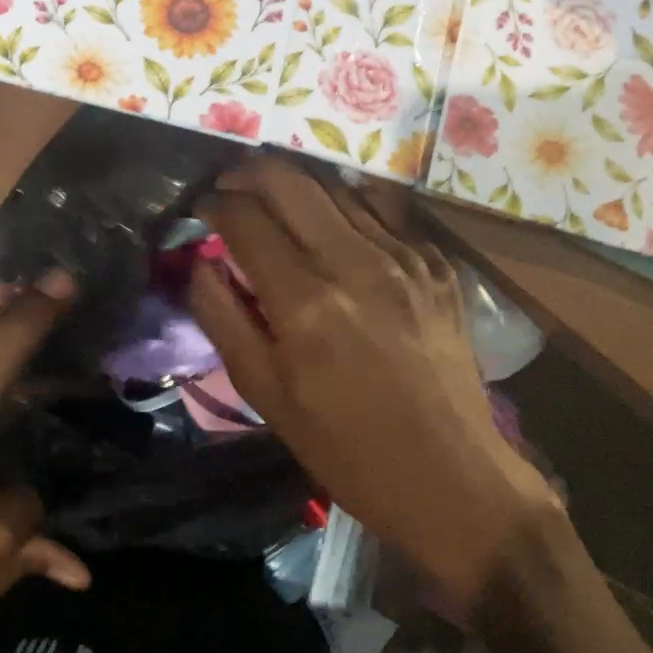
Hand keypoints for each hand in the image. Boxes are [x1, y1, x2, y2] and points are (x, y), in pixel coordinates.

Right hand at [185, 155, 554, 610]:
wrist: (454, 478)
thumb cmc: (343, 445)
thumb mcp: (262, 391)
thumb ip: (221, 316)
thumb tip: (199, 261)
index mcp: (306, 302)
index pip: (245, 218)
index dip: (213, 203)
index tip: (199, 206)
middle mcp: (356, 264)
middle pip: (290, 181)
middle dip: (247, 173)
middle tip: (227, 186)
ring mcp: (405, 259)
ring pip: (335, 186)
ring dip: (293, 183)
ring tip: (269, 196)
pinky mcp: (437, 265)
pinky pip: (380, 210)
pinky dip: (341, 205)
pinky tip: (327, 224)